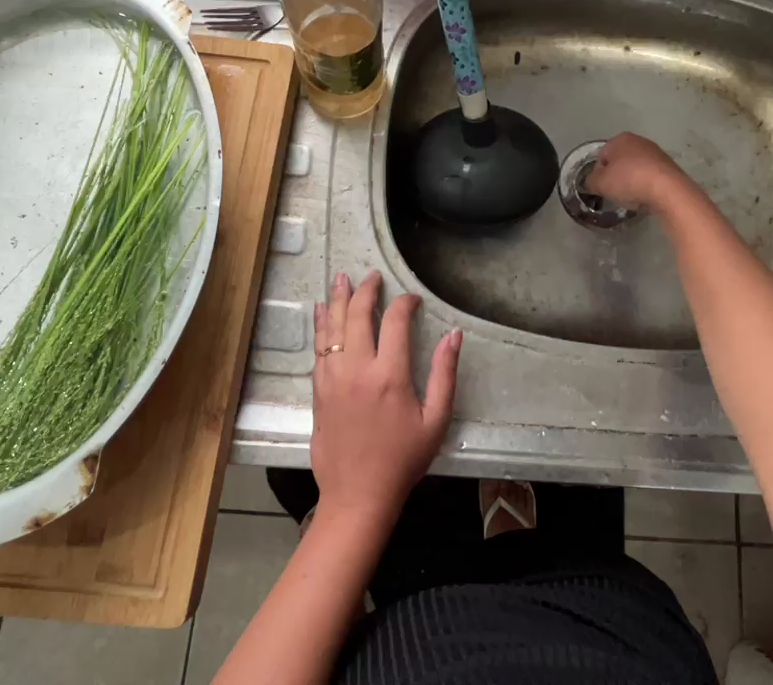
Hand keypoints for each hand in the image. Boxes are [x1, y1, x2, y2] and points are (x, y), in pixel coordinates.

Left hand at [311, 271, 461, 526]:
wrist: (357, 495)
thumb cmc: (402, 460)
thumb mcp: (435, 421)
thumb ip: (444, 374)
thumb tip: (454, 335)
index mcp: (390, 375)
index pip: (396, 322)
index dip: (405, 303)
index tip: (413, 299)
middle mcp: (357, 370)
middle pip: (357, 316)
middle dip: (365, 291)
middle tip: (372, 276)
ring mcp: (333, 379)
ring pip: (332, 328)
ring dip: (337, 300)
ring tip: (341, 279)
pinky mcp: (318, 391)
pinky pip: (318, 349)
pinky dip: (321, 326)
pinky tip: (322, 312)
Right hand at [584, 132, 688, 212]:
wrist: (667, 190)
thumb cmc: (629, 181)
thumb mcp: (600, 184)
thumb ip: (591, 181)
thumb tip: (591, 180)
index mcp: (620, 139)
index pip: (601, 155)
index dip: (598, 173)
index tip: (601, 187)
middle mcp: (639, 141)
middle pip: (620, 161)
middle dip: (616, 176)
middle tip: (615, 192)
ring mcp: (656, 153)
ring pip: (637, 168)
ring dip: (632, 181)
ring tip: (632, 197)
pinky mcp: (670, 166)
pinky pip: (651, 176)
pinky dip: (646, 185)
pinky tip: (647, 196)